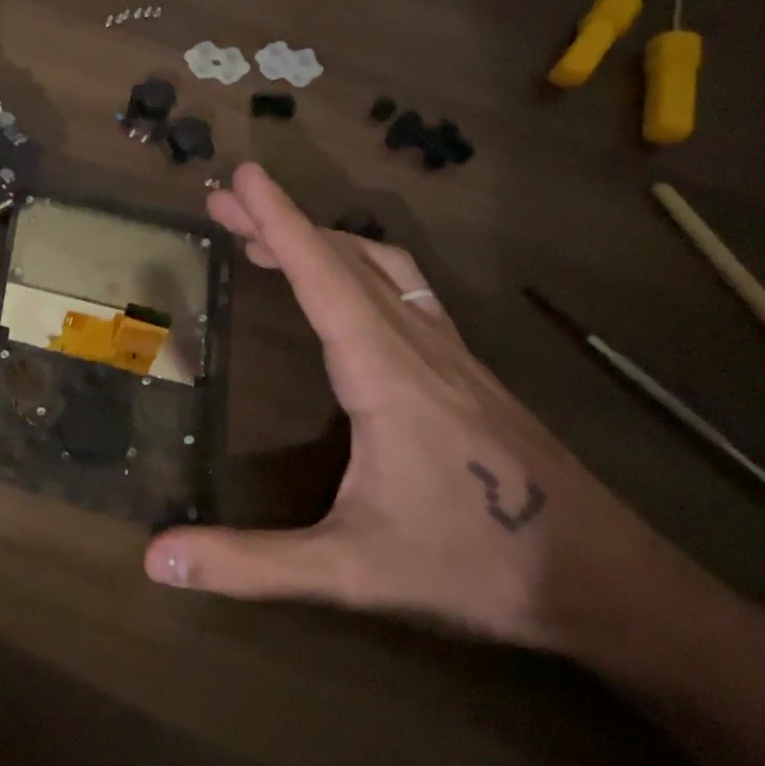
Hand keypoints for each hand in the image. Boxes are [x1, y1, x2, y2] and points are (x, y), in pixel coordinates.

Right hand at [144, 164, 677, 652]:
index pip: (325, 281)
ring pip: (385, 274)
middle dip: (283, 224)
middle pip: (347, 263)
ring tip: (267, 240)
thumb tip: (152, 559)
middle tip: (224, 202)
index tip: (244, 177)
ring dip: (322, 245)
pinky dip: (358, 272)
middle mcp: (422, 352)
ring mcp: (455, 361)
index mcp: (388, 377)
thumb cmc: (478, 567)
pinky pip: (407, 298)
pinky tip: (347, 298)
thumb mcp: (351, 573)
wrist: (612, 588)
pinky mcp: (471, 379)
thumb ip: (250, 565)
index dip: (281, 225)